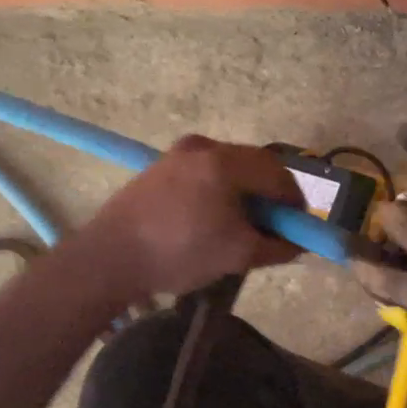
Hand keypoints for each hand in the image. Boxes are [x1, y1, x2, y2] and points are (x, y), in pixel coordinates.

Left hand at [84, 135, 303, 297]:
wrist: (107, 260)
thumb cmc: (180, 253)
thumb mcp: (241, 255)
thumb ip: (281, 246)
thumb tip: (299, 242)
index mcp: (227, 163)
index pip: (280, 175)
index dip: (296, 202)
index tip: (299, 226)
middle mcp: (205, 147)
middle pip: (257, 164)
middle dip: (272, 194)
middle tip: (275, 224)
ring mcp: (178, 154)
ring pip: (232, 166)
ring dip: (247, 190)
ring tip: (244, 222)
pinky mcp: (160, 166)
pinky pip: (207, 170)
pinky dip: (221, 188)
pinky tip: (215, 216)